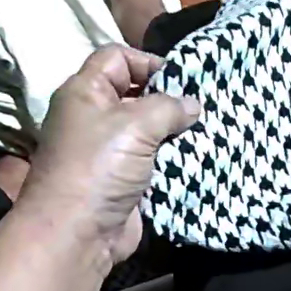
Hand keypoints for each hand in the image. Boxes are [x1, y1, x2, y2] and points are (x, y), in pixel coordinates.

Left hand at [19, 46, 198, 263]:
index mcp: (86, 94)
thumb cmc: (99, 168)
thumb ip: (168, 107)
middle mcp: (97, 119)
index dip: (148, 63)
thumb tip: (192, 104)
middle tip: (205, 108)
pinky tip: (201, 161)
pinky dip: (177, 162)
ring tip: (210, 133)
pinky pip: (157, 164)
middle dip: (170, 101)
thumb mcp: (135, 125)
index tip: (183, 80)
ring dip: (178, 135)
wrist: (80, 232)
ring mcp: (112, 153)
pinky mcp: (128, 181)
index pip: (117, 59)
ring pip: (152, 133)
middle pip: (138, 96)